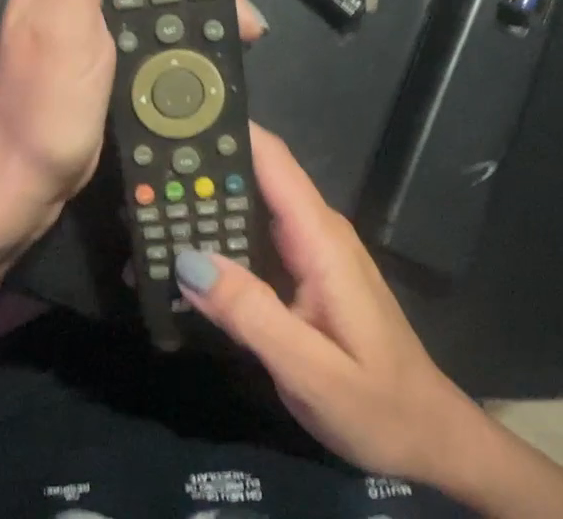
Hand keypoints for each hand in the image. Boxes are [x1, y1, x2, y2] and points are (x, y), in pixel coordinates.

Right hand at [174, 123, 474, 483]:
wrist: (429, 440)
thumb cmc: (379, 406)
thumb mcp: (312, 370)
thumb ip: (252, 315)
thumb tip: (188, 262)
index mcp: (320, 240)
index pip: (271, 160)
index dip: (224, 132)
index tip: (170, 121)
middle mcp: (313, 235)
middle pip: (250, 181)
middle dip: (195, 173)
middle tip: (134, 178)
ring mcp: (307, 255)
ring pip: (245, 213)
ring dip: (197, 211)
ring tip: (139, 214)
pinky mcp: (299, 278)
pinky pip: (249, 246)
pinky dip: (211, 247)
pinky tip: (174, 262)